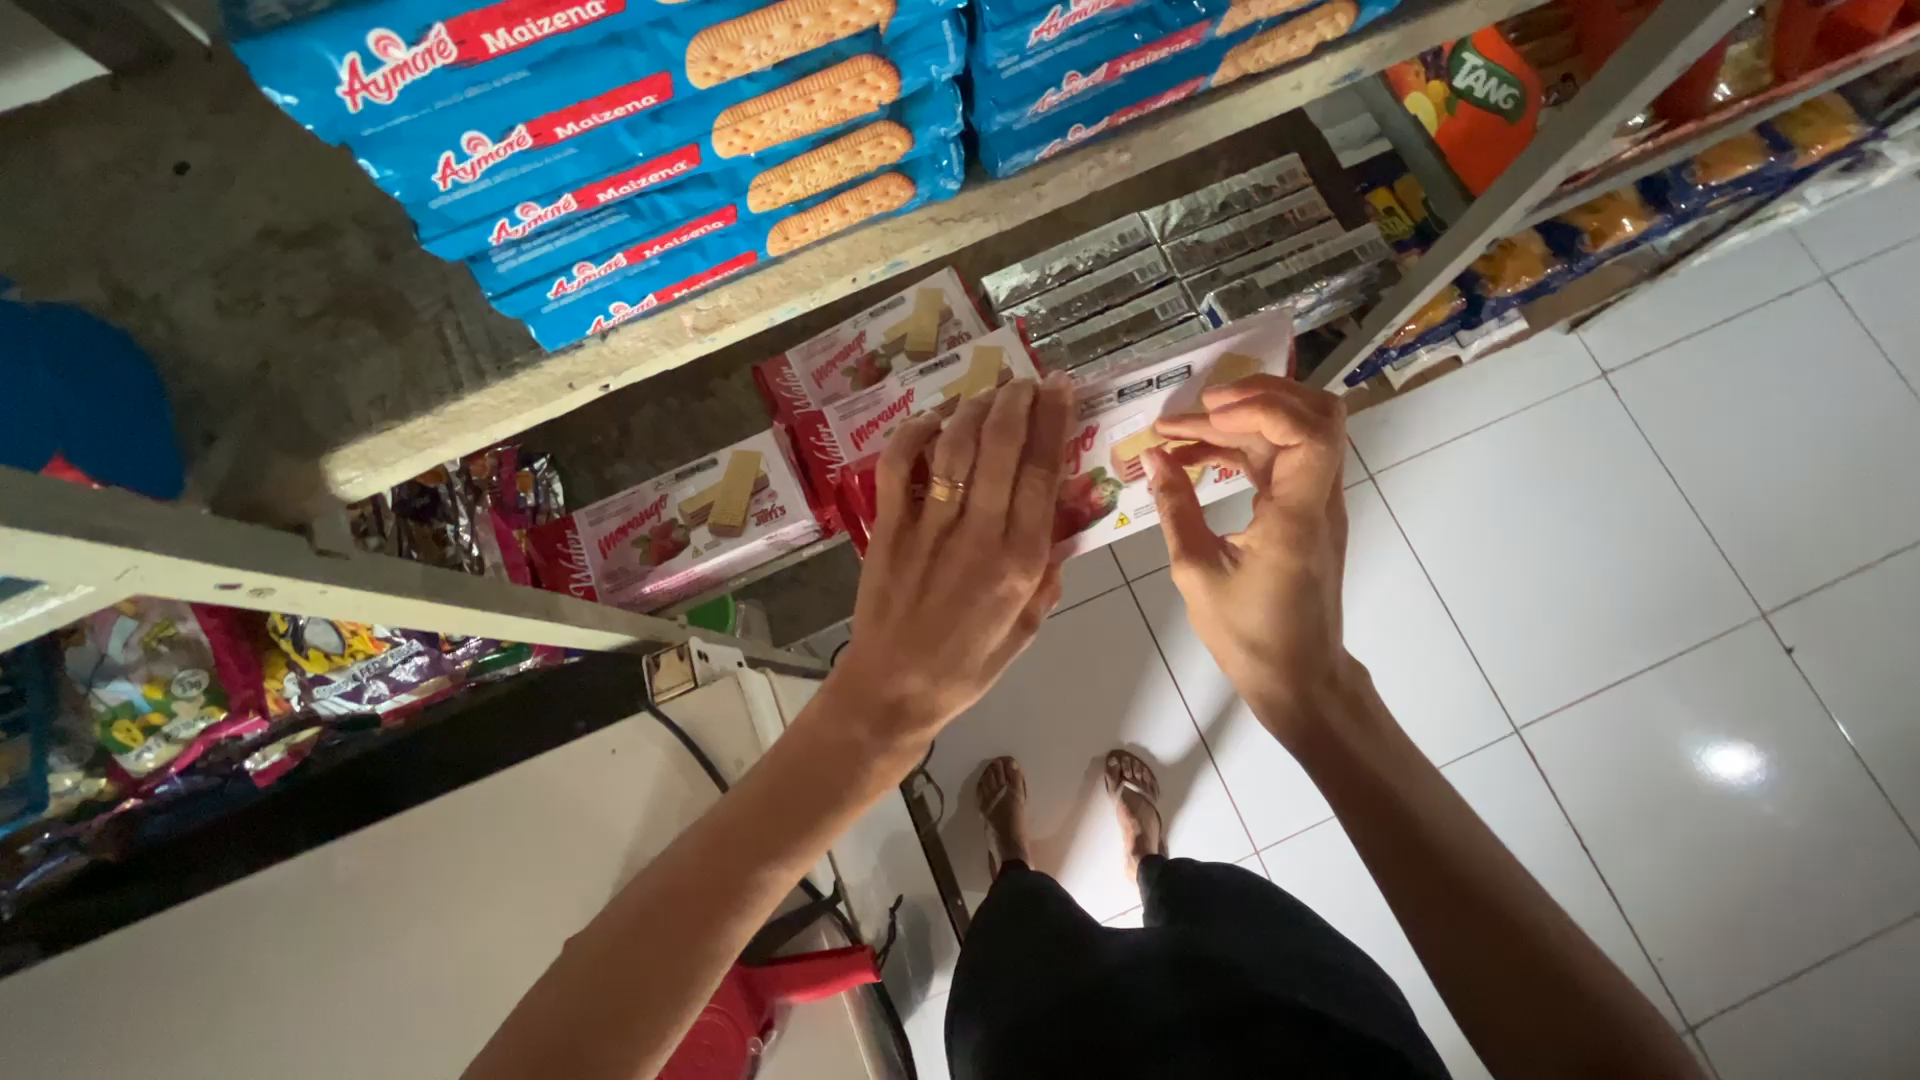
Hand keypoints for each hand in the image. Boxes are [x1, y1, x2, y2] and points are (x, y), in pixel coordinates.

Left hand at [826, 374, 1075, 749]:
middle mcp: (978, 534)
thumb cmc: (966, 668)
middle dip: (1018, 400)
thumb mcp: (1026, 631)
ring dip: (976, 407)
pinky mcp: (888, 526)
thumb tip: (1058, 528)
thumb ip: (1045, 576)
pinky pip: (900, 464)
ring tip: (991, 391)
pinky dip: (916, 432)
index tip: (1060, 389)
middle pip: (1001, 445)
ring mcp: (928, 526)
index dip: (1053, 421)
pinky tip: (935, 420)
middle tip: (1027, 379)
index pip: (1042, 472)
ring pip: (955, 446)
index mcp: (1020, 561)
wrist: (893, 689)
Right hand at [1146, 375, 1361, 744]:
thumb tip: (1153, 458)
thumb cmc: (1248, 635)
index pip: (1310, 432)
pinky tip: (1199, 455)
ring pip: (1297, 433)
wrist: (1298, 677)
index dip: (1261, 408)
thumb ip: (1175, 508)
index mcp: (1298, 515)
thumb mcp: (1196, 572)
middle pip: (1314, 415)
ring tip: (1181, 430)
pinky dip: (1244, 448)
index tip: (1206, 417)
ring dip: (1243, 421)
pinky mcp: (1306, 513)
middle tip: (1197, 408)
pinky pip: (1282, 461)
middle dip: (1255, 398)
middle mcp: (1319, 499)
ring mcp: (1317, 504)